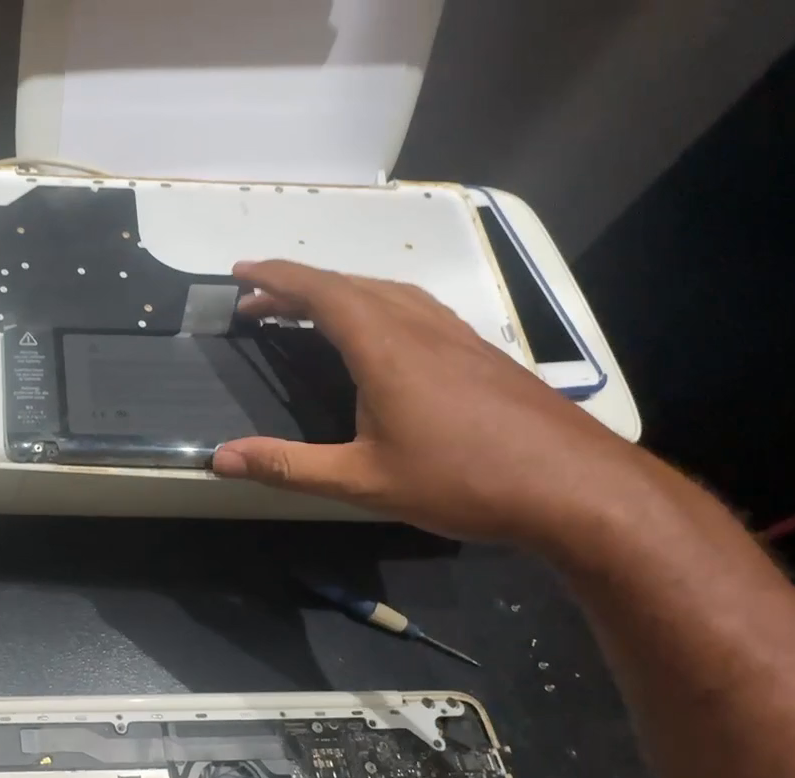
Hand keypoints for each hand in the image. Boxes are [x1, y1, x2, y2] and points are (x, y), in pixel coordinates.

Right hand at [212, 259, 653, 546]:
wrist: (576, 487)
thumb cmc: (462, 481)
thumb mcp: (362, 481)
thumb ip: (287, 465)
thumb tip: (219, 458)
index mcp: (387, 349)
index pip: (323, 293)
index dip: (278, 278)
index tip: (240, 272)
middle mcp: (421, 329)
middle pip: (351, 286)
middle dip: (297, 285)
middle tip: (255, 301)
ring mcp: (456, 337)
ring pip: (386, 293)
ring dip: (337, 293)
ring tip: (303, 311)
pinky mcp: (478, 353)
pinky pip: (413, 308)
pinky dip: (373, 305)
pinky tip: (373, 332)